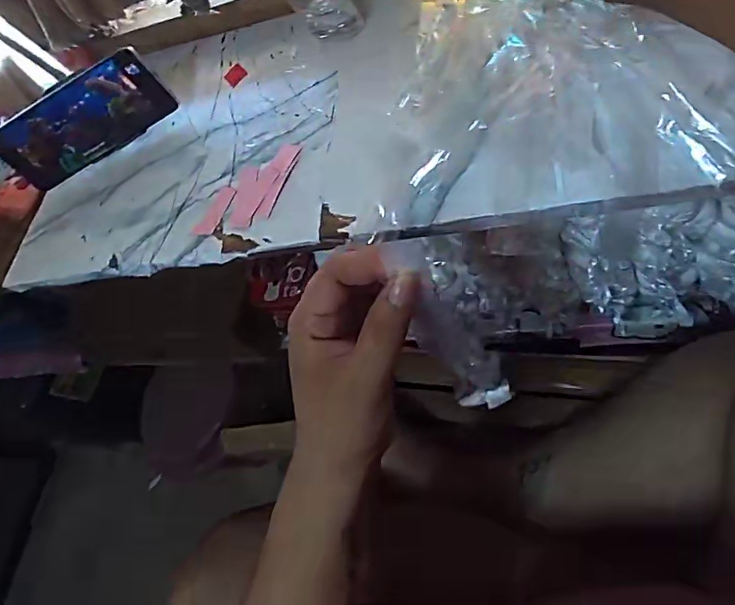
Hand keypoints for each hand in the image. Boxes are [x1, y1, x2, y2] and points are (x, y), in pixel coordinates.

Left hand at [286, 246, 417, 482]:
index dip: (370, 261)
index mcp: (309, 317)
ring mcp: (338, 327)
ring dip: (391, 283)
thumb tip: (409, 275)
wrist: (340, 474)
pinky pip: (375, 309)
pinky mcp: (357, 340)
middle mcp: (320, 314)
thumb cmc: (345, 426)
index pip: (336, 270)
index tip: (409, 263)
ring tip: (425, 279)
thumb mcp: (367, 374)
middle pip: (350, 274)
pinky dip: (395, 303)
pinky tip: (418, 302)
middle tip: (422, 265)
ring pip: (364, 290)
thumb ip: (386, 323)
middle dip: (383, 267)